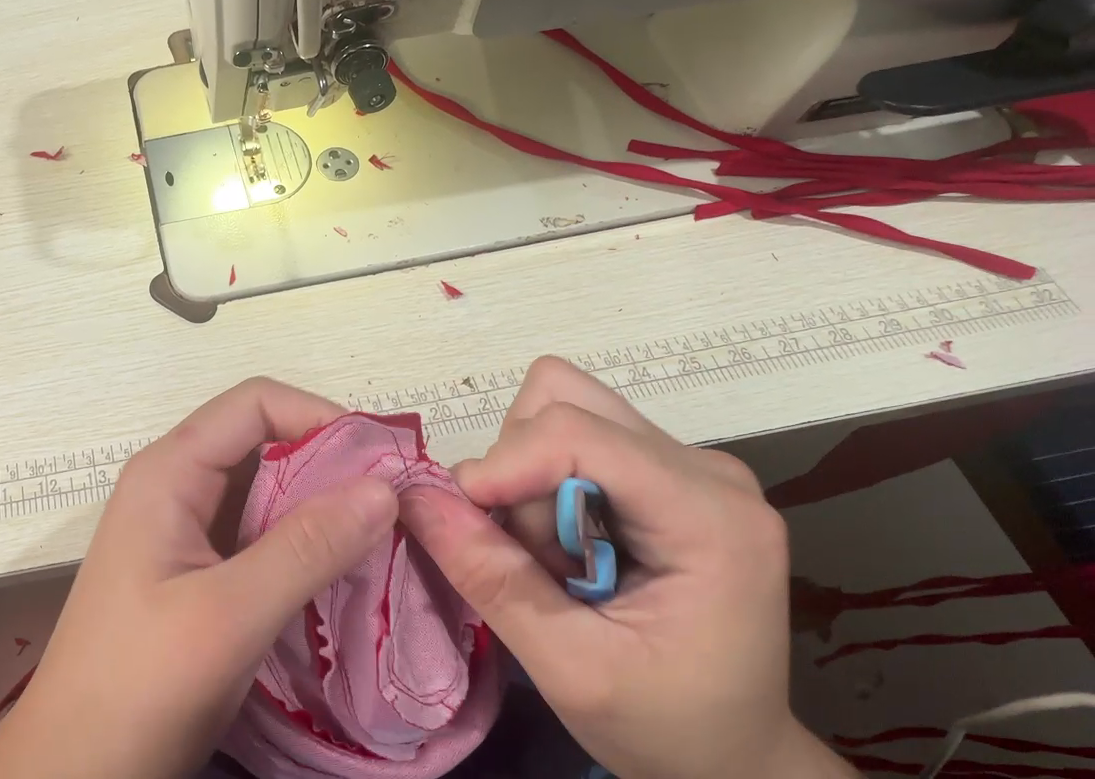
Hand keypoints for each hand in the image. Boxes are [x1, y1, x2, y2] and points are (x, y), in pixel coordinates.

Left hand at [0, 378, 397, 778]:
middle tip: (398, 505)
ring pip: (265, 489)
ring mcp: (185, 528)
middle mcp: (176, 485)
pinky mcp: (197, 569)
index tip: (383, 462)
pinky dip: (303, 541)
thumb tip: (382, 487)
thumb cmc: (138, 683)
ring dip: (322, 505)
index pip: (254, 404)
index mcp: (169, 472)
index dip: (320, 416)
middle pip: (263, 440)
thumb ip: (305, 548)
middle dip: (331, 462)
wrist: (76, 763)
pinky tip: (344, 571)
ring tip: (383, 538)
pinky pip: (259, 532)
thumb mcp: (227, 614)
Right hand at [399, 357, 856, 778]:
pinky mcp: (659, 471)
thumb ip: (492, 578)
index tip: (461, 521)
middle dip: (516, 469)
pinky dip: (537, 481)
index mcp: (708, 515)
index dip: (502, 464)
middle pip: (563, 402)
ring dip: (524, 475)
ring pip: (558, 410)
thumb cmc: (666, 728)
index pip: (574, 431)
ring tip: (551, 557)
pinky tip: (564, 546)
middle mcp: (702, 467)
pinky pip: (568, 437)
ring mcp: (683, 464)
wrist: (732, 757)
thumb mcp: (571, 670)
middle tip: (528, 554)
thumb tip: (412, 496)